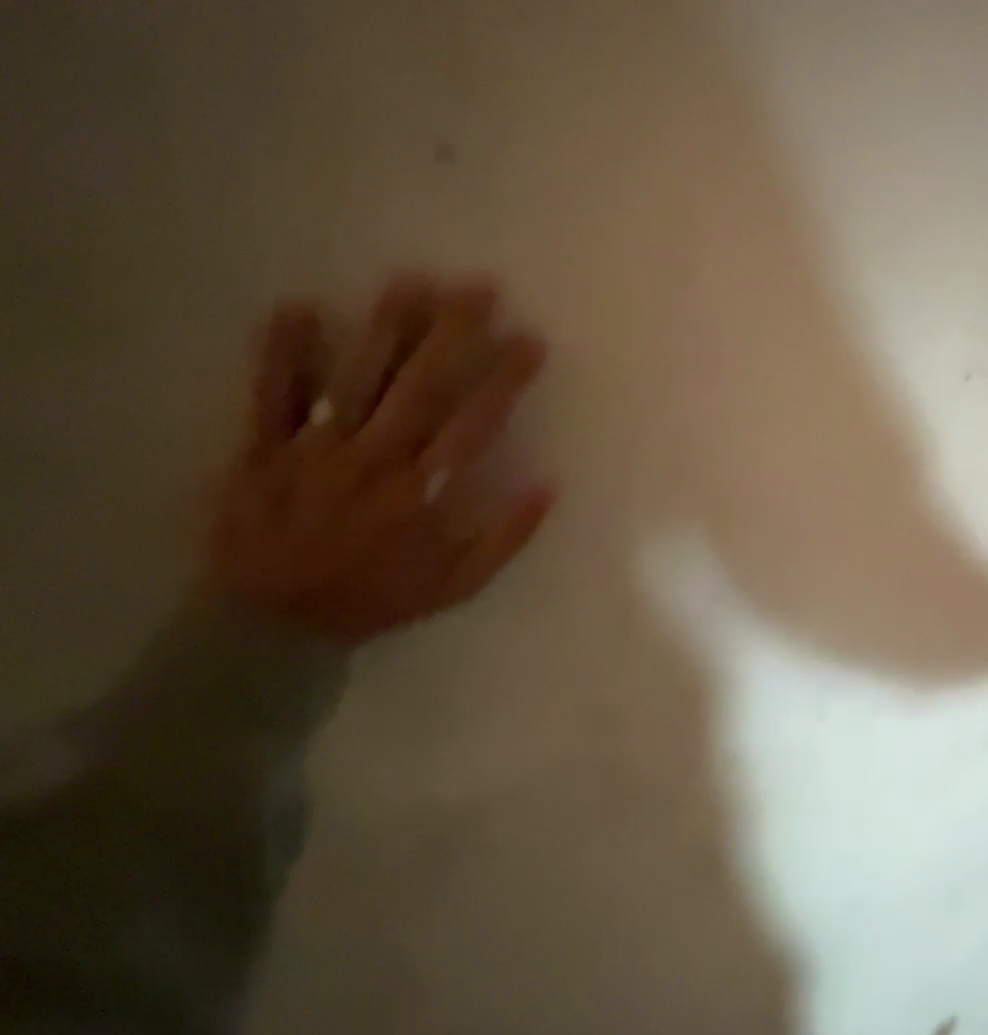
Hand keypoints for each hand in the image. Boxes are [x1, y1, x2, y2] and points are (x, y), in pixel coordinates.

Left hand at [203, 275, 554, 643]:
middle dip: (453, 334)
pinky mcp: (261, 449)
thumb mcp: (459, 586)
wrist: (270, 623)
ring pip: (357, 378)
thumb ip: (505, 537)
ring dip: (386, 329)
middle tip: (479, 287)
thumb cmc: (375, 598)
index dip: (504, 378)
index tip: (529, 340)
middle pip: (420, 386)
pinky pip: (270, 394)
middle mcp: (375, 460)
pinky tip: (300, 306)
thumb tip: (548, 487)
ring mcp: (314, 449)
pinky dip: (281, 352)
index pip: (474, 422)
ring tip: (412, 281)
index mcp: (424, 493)